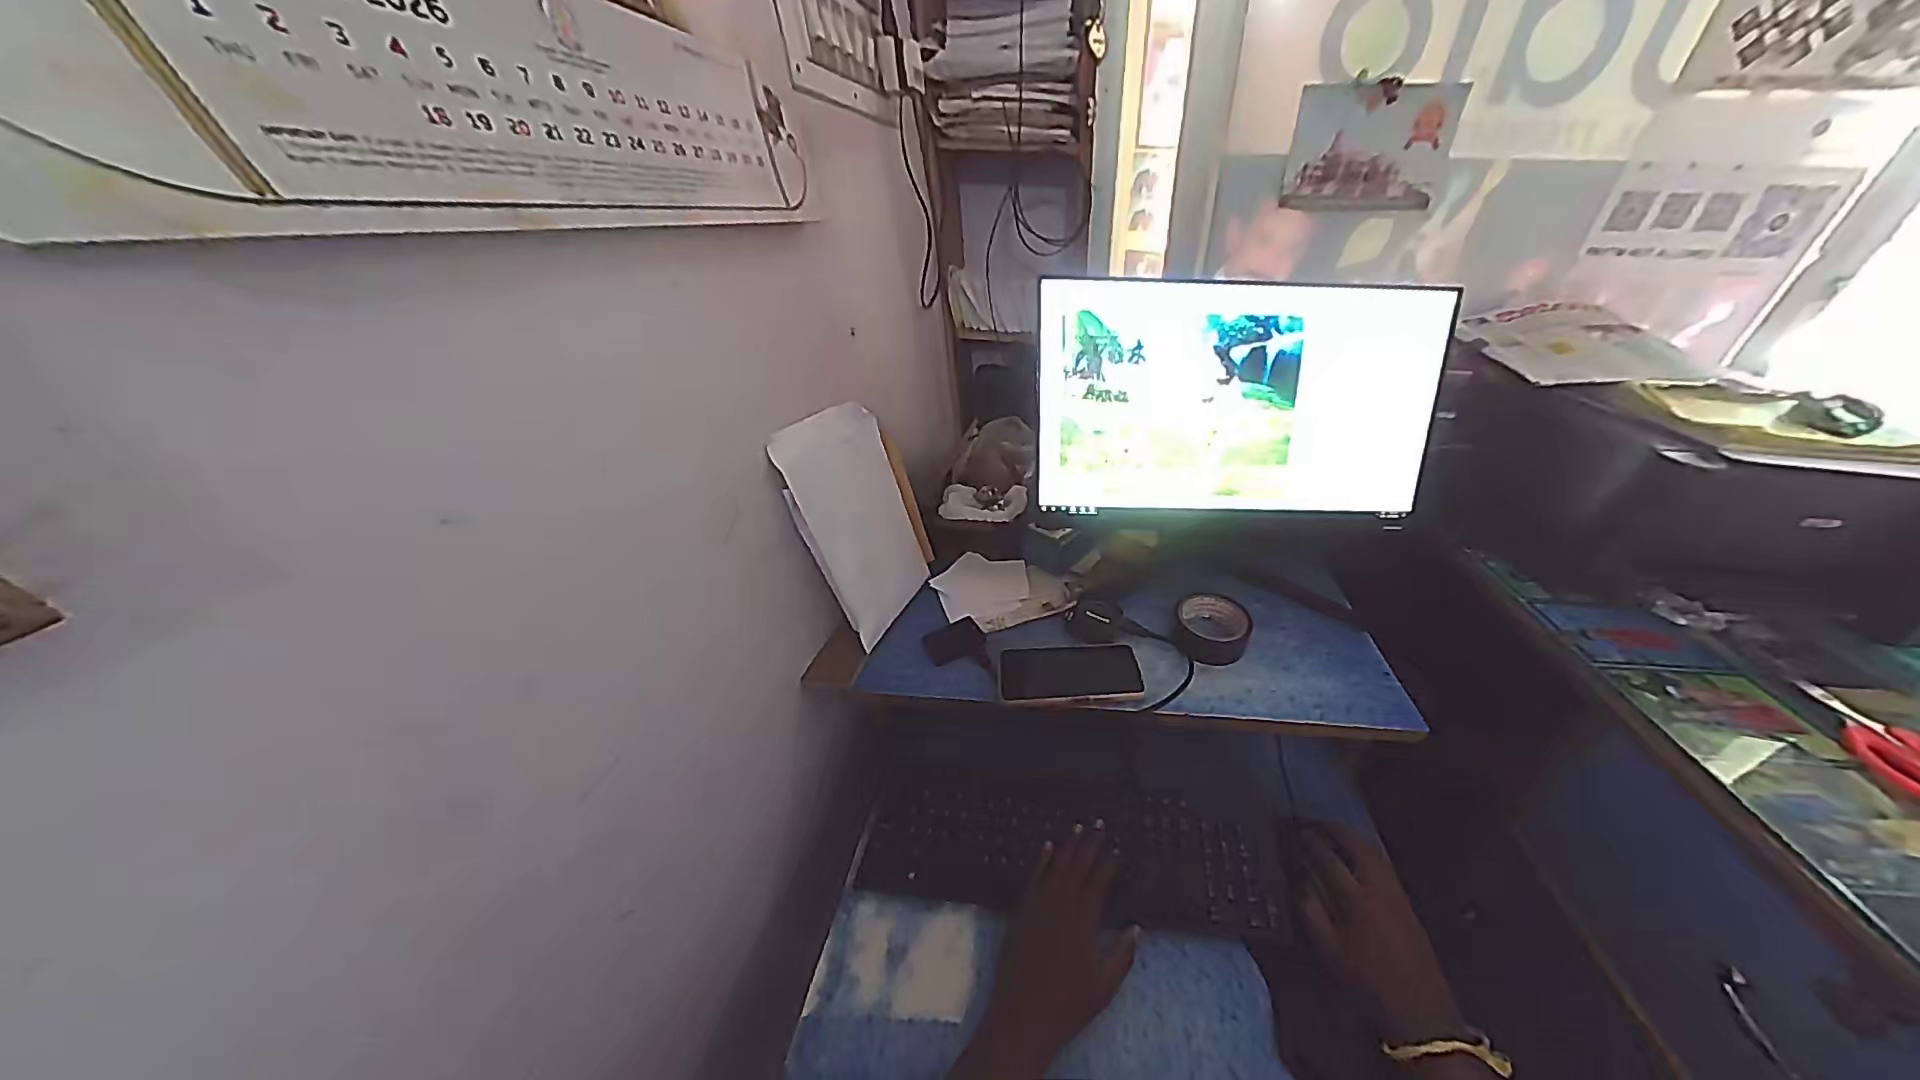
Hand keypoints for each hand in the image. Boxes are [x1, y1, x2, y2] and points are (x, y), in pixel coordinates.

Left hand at [947, 824, 1139, 1079]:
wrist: (1023, 1015)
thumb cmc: (1069, 1004)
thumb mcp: (1105, 985)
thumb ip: (1122, 954)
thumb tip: (1136, 927)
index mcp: (1084, 919)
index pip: (1100, 882)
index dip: (1110, 864)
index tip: (1118, 849)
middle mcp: (1062, 904)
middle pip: (1079, 867)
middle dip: (1091, 844)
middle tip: (1100, 823)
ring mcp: (1039, 905)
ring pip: (1056, 866)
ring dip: (1069, 846)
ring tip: (1079, 827)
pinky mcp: (1022, 910)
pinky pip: (1034, 877)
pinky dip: (1042, 860)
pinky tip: (1047, 847)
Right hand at [1296, 823, 1463, 1044]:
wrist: (1419, 1011)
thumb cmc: (1366, 981)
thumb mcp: (1327, 948)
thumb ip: (1309, 908)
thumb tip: (1298, 877)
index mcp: (1355, 896)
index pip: (1325, 855)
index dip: (1305, 838)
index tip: (1288, 828)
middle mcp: (1378, 886)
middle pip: (1354, 843)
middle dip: (1330, 828)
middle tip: (1308, 822)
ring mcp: (1396, 892)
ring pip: (1371, 850)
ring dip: (1348, 837)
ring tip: (1327, 832)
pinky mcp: (1406, 902)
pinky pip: (1381, 863)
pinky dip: (1362, 851)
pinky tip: (1352, 857)